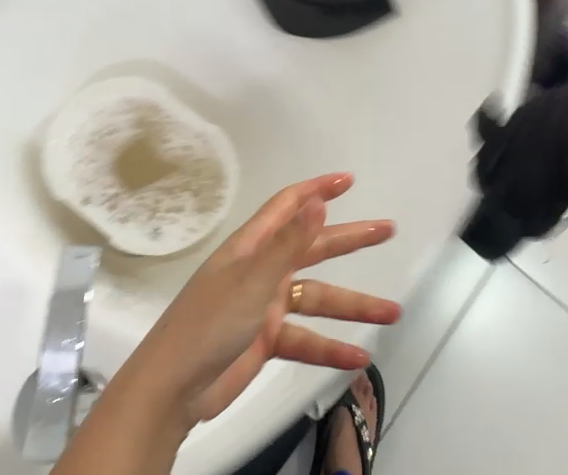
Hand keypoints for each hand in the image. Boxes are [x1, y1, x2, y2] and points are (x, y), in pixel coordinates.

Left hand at [116, 173, 399, 427]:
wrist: (172, 387)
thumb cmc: (209, 323)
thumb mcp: (253, 280)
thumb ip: (289, 244)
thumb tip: (318, 202)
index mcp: (252, 247)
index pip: (288, 206)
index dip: (317, 190)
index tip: (348, 181)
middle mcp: (260, 270)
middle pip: (312, 248)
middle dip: (350, 239)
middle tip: (387, 230)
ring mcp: (263, 306)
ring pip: (317, 299)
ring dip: (353, 306)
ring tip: (394, 312)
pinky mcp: (265, 341)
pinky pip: (306, 339)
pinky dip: (330, 347)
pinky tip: (359, 359)